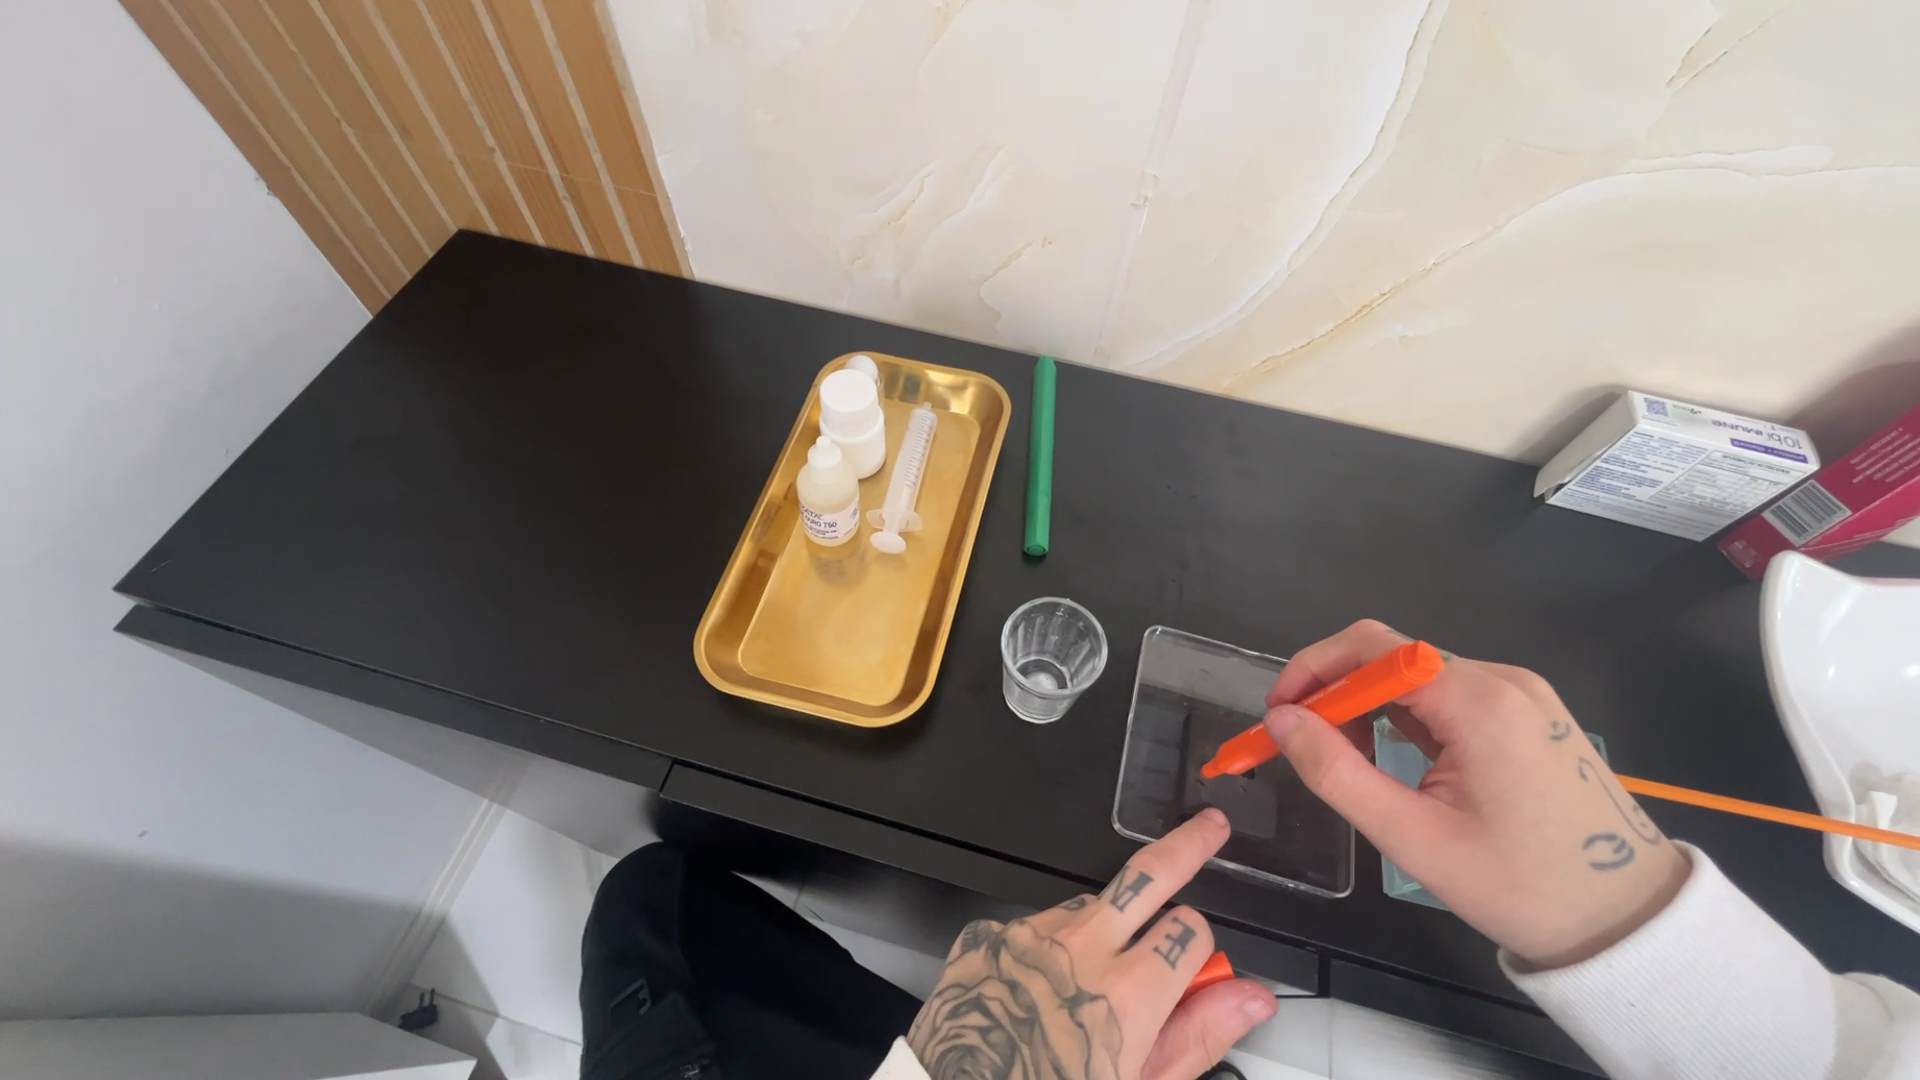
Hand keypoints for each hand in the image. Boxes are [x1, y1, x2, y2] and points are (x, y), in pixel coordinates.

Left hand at [906, 809, 1276, 1079]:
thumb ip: (1198, 1035)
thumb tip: (1251, 997)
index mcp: (1127, 996)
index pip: (1191, 929)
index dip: (1199, 946)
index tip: (1194, 962)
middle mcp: (1081, 947)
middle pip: (1149, 872)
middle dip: (1187, 844)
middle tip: (1209, 827)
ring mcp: (1032, 932)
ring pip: (1092, 902)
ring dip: (1108, 923)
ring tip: (1094, 976)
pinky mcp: (993, 932)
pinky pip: (1041, 922)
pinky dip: (1055, 943)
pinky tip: (1046, 984)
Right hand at [1264, 620, 1690, 969]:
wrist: (1635, 927)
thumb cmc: (1520, 886)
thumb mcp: (1411, 837)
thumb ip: (1334, 771)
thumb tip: (1279, 720)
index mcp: (1478, 701)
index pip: (1370, 648)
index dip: (1312, 671)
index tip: (1278, 716)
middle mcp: (1502, 680)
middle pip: (1389, 654)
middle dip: (1333, 689)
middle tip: (1303, 741)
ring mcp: (1521, 694)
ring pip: (1414, 673)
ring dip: (1365, 703)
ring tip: (1347, 757)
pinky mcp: (1527, 713)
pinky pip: (1444, 692)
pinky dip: (1402, 713)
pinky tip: (1394, 754)